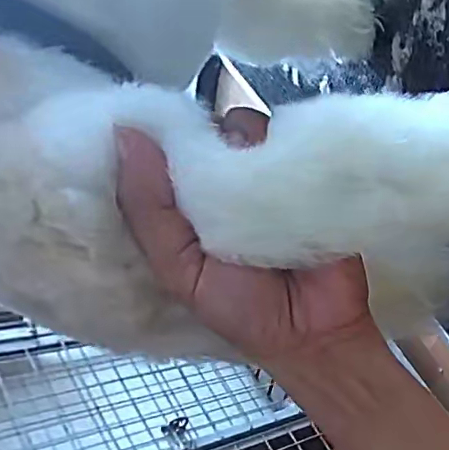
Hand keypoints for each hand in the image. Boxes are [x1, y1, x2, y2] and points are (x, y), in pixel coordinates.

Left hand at [114, 120, 384, 372]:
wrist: (313, 334)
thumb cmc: (244, 310)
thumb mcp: (178, 267)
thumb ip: (149, 209)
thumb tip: (127, 134)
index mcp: (193, 204)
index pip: (168, 151)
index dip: (157, 130)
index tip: (149, 115)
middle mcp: (235, 187)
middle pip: (215, 134)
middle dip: (209, 130)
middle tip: (211, 144)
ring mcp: (280, 185)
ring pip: (260, 136)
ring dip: (253, 137)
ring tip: (250, 159)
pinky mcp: (321, 190)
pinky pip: (304, 157)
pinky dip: (293, 150)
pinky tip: (284, 159)